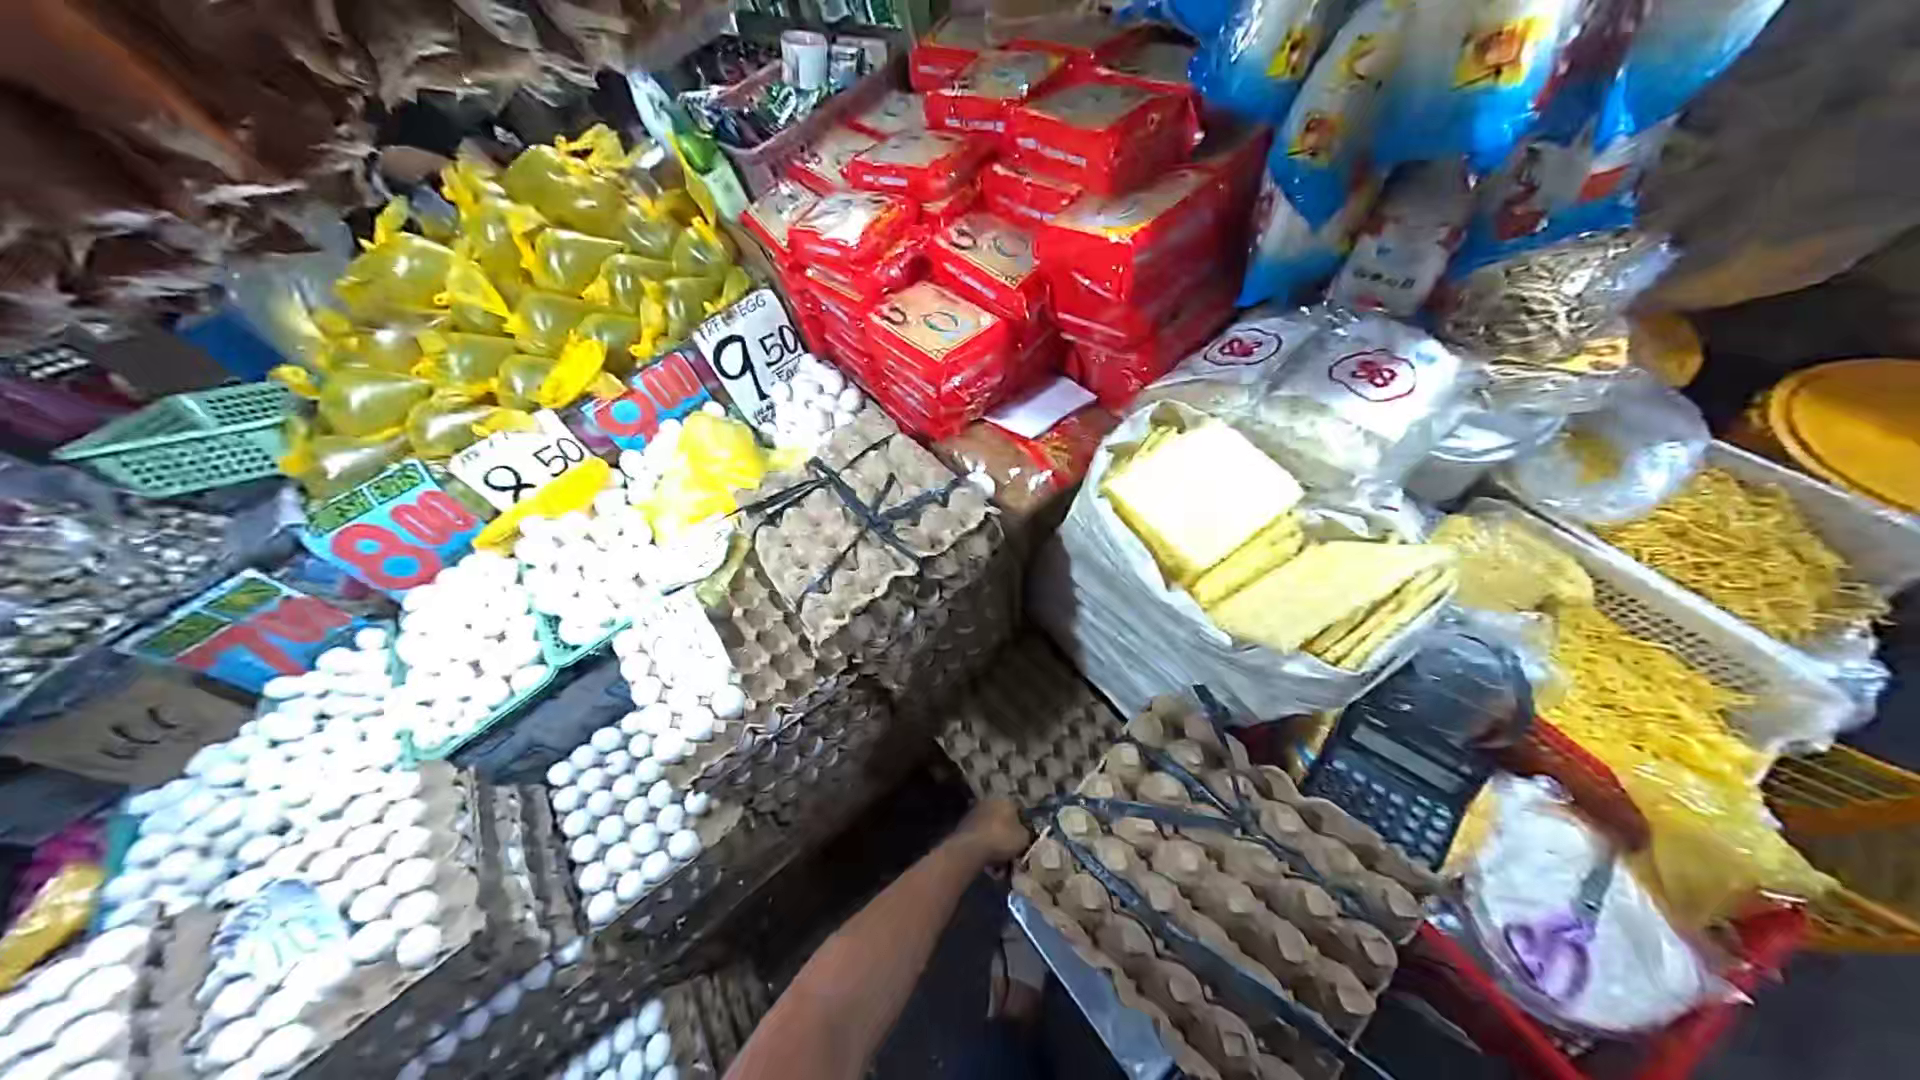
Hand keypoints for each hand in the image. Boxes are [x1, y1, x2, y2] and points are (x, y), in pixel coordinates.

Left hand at [952, 797, 1031, 866]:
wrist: (971, 848)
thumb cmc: (1002, 839)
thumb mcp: (1024, 838)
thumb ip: (1026, 834)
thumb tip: (1023, 835)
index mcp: (1005, 800)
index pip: (1020, 812)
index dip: (1024, 828)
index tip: (1025, 842)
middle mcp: (989, 802)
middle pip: (1004, 824)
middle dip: (1008, 841)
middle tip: (1013, 857)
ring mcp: (974, 814)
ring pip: (991, 834)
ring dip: (996, 849)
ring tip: (1001, 868)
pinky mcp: (964, 827)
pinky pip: (980, 840)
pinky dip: (985, 851)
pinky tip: (990, 867)